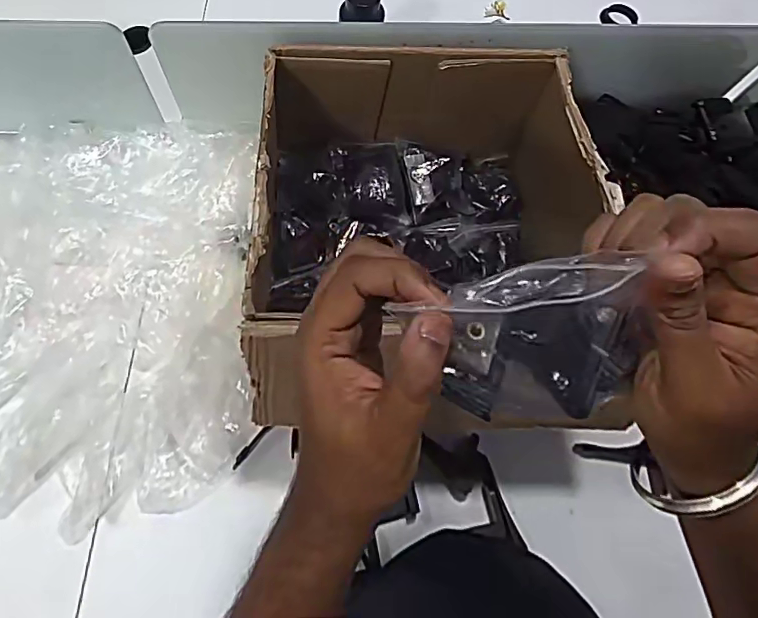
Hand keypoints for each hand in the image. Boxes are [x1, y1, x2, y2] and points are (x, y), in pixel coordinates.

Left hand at [292, 238, 451, 526]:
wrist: (337, 496)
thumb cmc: (357, 470)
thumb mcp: (393, 429)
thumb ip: (414, 375)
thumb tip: (437, 318)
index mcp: (319, 337)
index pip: (352, 277)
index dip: (397, 276)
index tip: (438, 301)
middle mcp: (320, 322)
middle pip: (352, 261)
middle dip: (397, 266)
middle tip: (437, 299)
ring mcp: (333, 326)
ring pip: (360, 271)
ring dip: (399, 275)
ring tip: (434, 303)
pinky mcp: (349, 335)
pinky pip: (370, 293)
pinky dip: (398, 290)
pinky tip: (422, 308)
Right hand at [585, 194, 757, 495]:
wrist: (686, 448)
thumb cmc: (705, 428)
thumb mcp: (698, 384)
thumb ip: (685, 322)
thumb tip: (674, 262)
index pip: (749, 234)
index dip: (706, 229)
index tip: (660, 256)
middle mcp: (723, 276)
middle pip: (694, 213)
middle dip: (652, 231)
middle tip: (624, 269)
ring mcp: (682, 271)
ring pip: (655, 214)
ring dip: (623, 234)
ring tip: (608, 273)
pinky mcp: (644, 273)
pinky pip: (621, 232)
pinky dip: (601, 241)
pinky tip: (596, 270)